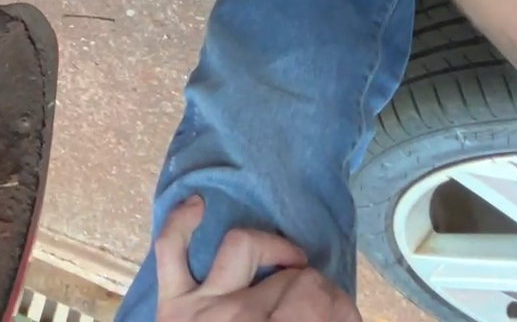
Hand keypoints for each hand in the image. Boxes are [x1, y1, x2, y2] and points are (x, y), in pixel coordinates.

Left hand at [155, 197, 360, 321]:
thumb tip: (340, 316)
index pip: (325, 302)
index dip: (343, 307)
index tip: (345, 316)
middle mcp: (243, 320)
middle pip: (294, 278)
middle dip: (318, 287)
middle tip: (325, 306)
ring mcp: (203, 306)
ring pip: (244, 247)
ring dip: (274, 248)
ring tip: (291, 262)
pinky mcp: (171, 303)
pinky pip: (170, 248)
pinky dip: (181, 221)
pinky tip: (199, 206)